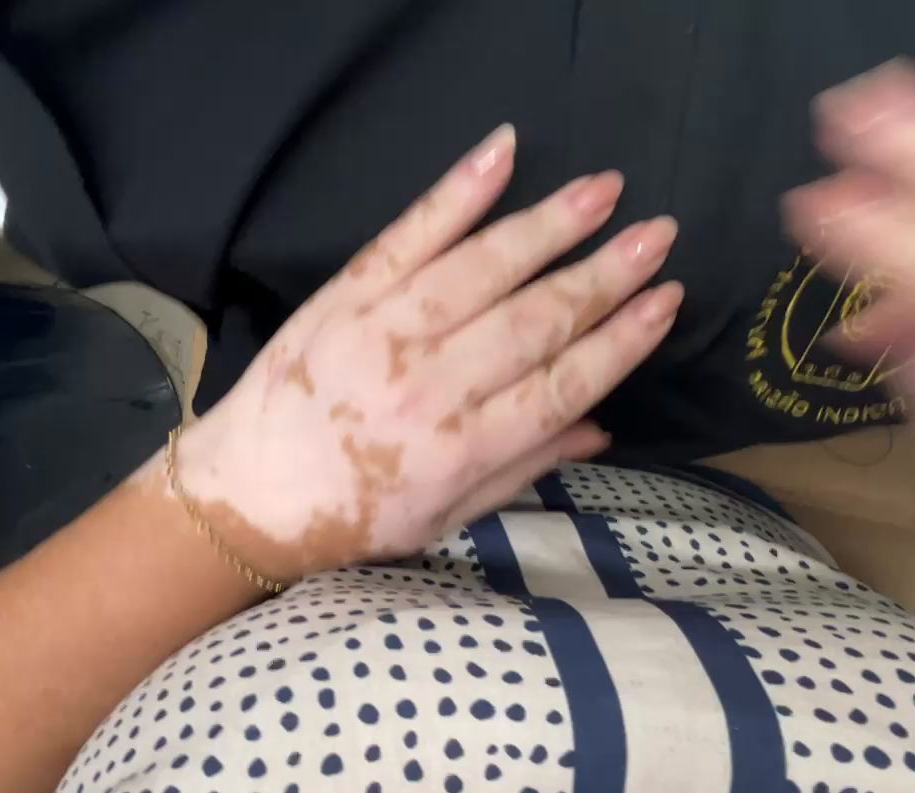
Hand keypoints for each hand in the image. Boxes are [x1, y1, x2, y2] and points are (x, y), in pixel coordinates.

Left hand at [170, 125, 682, 581]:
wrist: (248, 494)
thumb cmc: (352, 517)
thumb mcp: (444, 518)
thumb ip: (521, 471)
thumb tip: (598, 428)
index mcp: (459, 450)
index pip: (561, 385)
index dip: (621, 342)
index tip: (666, 301)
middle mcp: (428, 387)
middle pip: (535, 320)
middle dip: (604, 275)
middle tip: (658, 235)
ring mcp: (383, 333)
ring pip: (483, 268)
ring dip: (550, 224)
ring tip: (605, 189)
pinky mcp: (344, 296)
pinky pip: (409, 233)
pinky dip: (457, 191)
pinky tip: (503, 152)